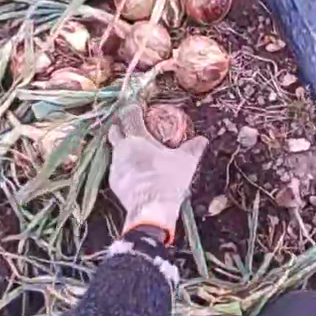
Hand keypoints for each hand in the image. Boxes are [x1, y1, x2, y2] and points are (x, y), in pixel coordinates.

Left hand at [108, 106, 207, 238]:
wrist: (151, 208)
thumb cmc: (167, 180)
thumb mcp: (185, 162)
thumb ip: (193, 148)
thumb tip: (202, 140)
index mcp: (137, 138)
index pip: (130, 116)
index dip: (133, 110)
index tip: (138, 108)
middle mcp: (122, 149)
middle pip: (115, 132)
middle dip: (121, 127)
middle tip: (130, 127)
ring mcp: (115, 166)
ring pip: (115, 151)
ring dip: (122, 149)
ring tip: (134, 152)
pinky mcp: (114, 182)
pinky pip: (117, 169)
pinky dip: (124, 167)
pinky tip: (134, 172)